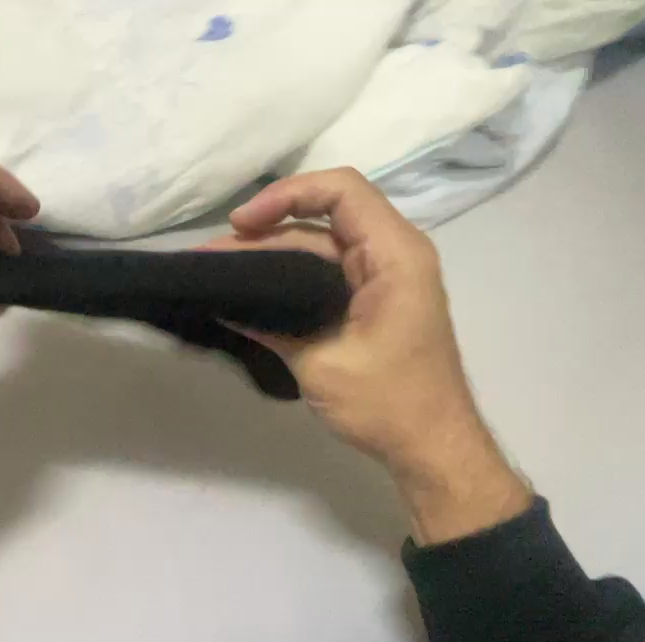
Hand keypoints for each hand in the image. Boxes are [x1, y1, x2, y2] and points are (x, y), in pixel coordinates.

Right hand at [209, 169, 530, 542]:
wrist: (431, 445)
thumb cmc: (388, 403)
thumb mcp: (322, 365)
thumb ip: (274, 328)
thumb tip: (227, 305)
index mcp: (393, 255)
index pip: (340, 191)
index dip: (286, 195)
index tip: (240, 225)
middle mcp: (390, 256)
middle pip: (322, 221)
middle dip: (265, 234)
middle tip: (212, 259)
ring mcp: (381, 281)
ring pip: (320, 250)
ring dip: (272, 259)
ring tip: (220, 274)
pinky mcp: (370, 305)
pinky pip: (325, 278)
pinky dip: (289, 282)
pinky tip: (251, 296)